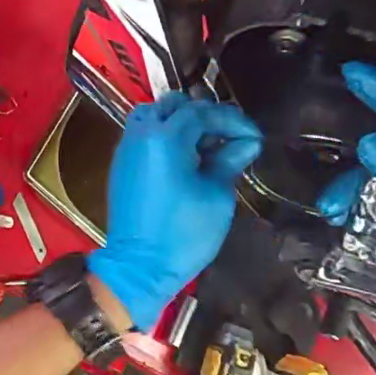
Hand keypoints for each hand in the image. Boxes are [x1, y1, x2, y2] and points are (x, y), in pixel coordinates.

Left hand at [88, 93, 262, 329]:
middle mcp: (140, 136)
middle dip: (205, 117)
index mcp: (164, 138)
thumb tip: (245, 142)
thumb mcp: (217, 195)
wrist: (138, 268)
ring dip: (181, 125)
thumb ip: (229, 160)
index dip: (233, 121)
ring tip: (205, 150)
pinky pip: (144, 137)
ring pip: (155, 117)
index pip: (203, 112)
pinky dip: (165, 138)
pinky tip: (186, 161)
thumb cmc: (183, 234)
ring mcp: (126, 150)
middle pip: (175, 106)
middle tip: (227, 140)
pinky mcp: (121, 167)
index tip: (254, 138)